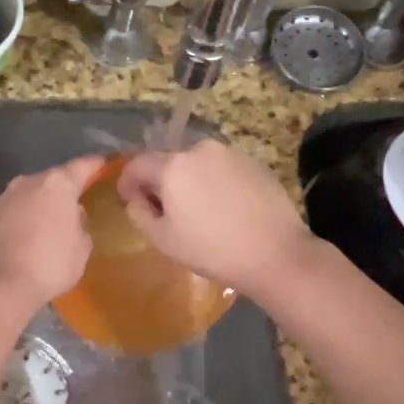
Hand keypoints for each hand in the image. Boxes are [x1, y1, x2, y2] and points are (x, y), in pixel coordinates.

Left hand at [0, 156, 105, 310]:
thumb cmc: (50, 263)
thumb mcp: (81, 247)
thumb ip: (81, 224)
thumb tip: (73, 215)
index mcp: (57, 184)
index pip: (82, 166)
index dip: (96, 164)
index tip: (105, 162)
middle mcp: (28, 182)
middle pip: (53, 179)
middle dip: (65, 188)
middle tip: (78, 201)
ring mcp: (4, 197)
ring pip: (30, 194)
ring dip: (41, 204)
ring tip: (52, 220)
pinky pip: (14, 211)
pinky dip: (24, 218)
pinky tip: (29, 233)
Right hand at [116, 138, 316, 297]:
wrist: (276, 254)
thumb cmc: (212, 250)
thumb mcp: (163, 239)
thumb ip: (139, 213)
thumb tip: (136, 198)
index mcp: (173, 166)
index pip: (137, 164)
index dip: (127, 182)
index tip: (128, 200)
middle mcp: (200, 149)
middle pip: (168, 161)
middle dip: (160, 182)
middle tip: (163, 211)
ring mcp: (230, 153)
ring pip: (196, 164)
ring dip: (188, 181)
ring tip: (196, 211)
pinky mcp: (254, 163)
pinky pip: (221, 169)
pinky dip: (213, 183)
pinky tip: (223, 209)